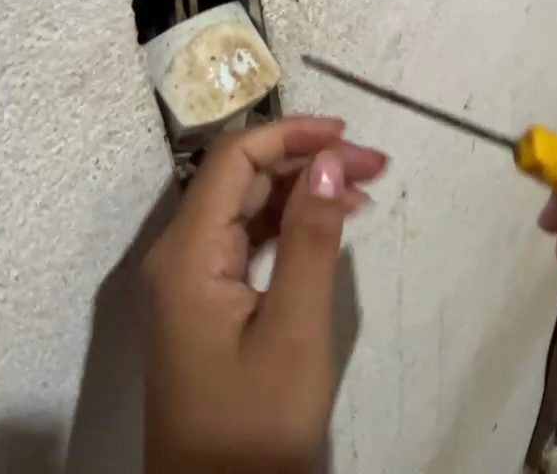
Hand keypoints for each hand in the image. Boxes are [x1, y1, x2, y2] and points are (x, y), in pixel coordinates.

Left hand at [143, 116, 388, 473]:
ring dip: (304, 189)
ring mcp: (191, 280)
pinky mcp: (208, 302)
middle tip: (375, 166)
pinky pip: (249, 240)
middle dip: (307, 160)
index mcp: (188, 254)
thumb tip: (328, 160)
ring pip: (248, 206)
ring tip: (365, 190)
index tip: (348, 135)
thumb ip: (310, 237)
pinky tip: (332, 224)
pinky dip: (291, 223)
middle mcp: (180, 255)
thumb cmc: (257, 422)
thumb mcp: (294, 328)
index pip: (235, 160)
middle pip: (242, 178)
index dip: (291, 134)